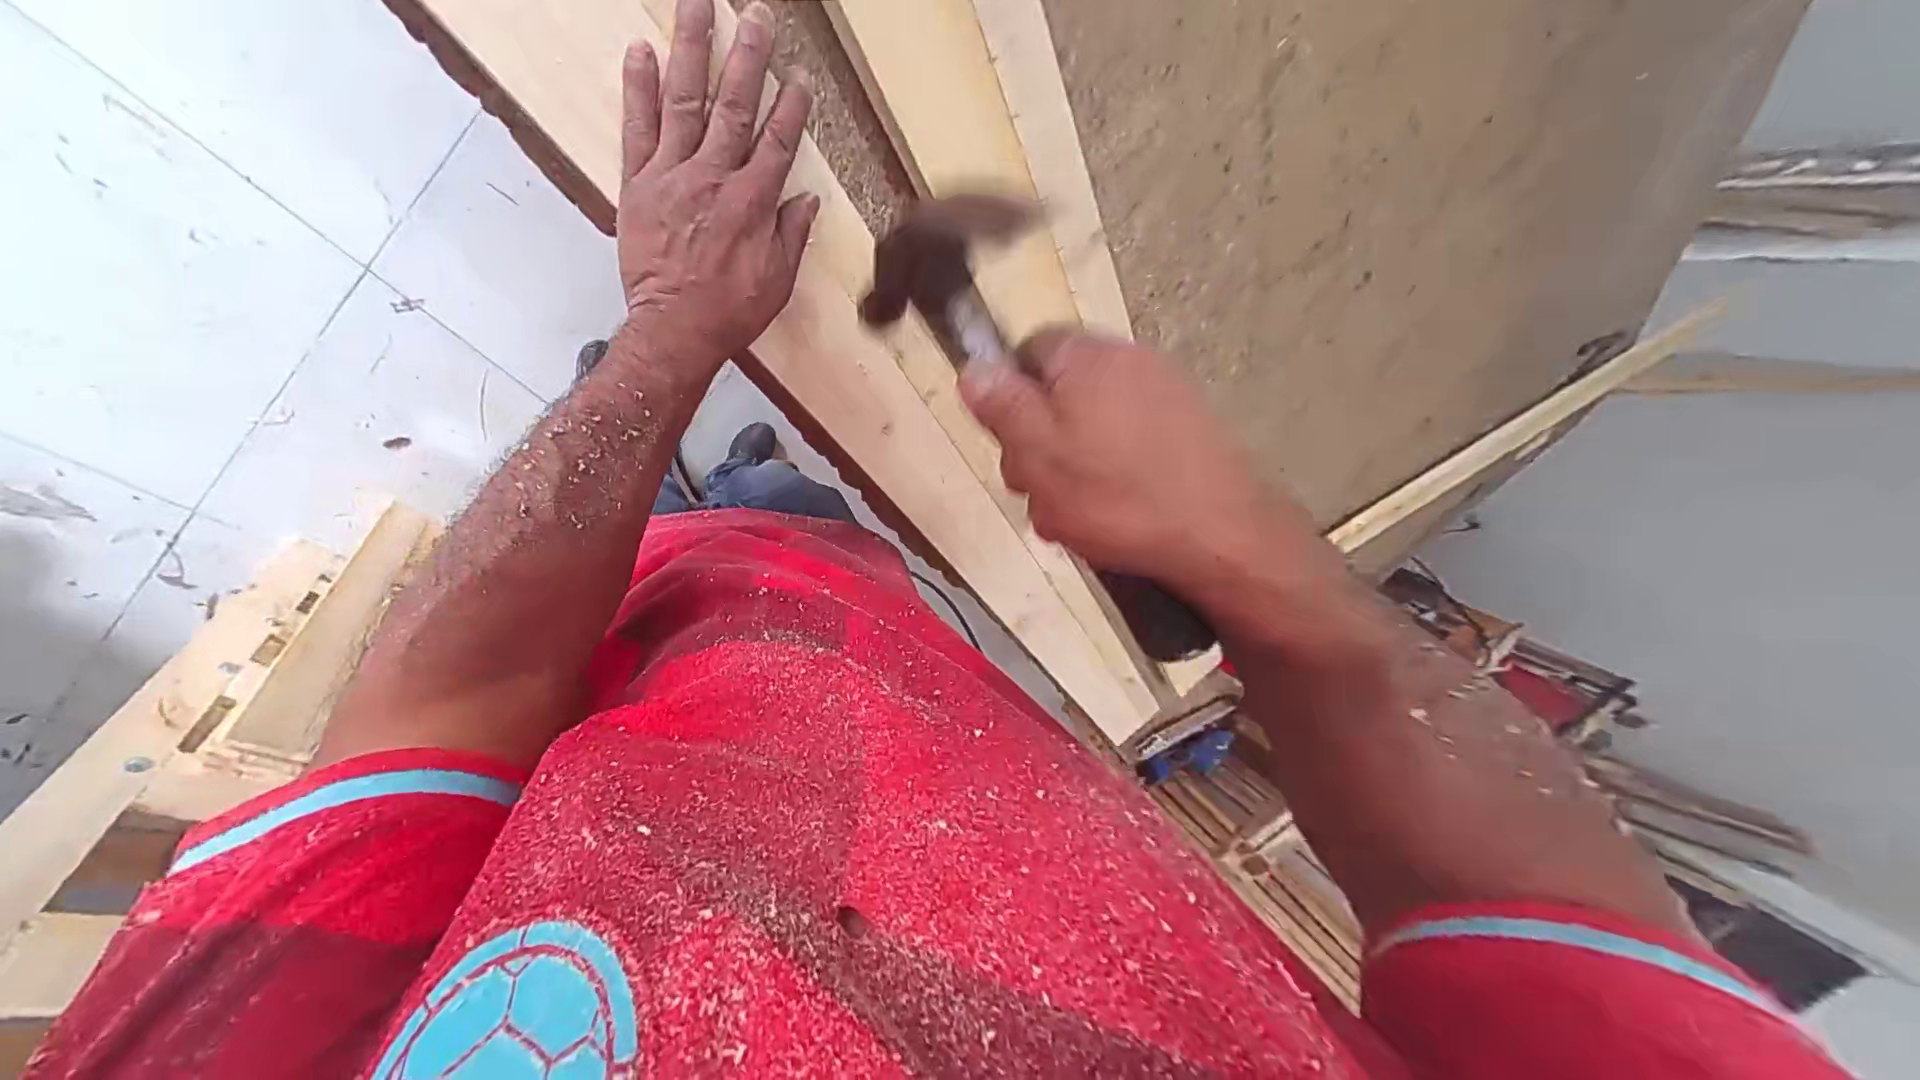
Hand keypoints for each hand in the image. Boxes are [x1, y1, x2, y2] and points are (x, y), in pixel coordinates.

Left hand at [613, 0, 819, 384]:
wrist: (675, 329)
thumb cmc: (730, 311)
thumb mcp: (777, 281)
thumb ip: (791, 236)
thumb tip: (806, 201)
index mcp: (753, 204)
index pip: (777, 143)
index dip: (791, 110)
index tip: (800, 79)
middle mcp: (714, 179)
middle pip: (735, 107)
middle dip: (748, 58)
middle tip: (757, 15)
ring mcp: (672, 176)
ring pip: (685, 101)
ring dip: (693, 49)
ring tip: (698, 4)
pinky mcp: (638, 184)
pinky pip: (637, 128)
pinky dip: (639, 89)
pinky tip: (642, 51)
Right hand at [959, 332, 1337, 597]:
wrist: (1223, 536)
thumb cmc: (1118, 497)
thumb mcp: (1040, 455)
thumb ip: (1002, 407)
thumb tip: (971, 367)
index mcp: (1084, 358)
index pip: (1025, 352)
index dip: (1007, 396)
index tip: (1008, 443)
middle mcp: (1126, 361)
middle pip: (1058, 393)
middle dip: (1039, 443)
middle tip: (1040, 491)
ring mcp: (1163, 394)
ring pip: (1090, 427)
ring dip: (1073, 469)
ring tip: (1079, 516)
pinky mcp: (1186, 429)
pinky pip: (1127, 445)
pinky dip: (1112, 477)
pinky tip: (1115, 514)